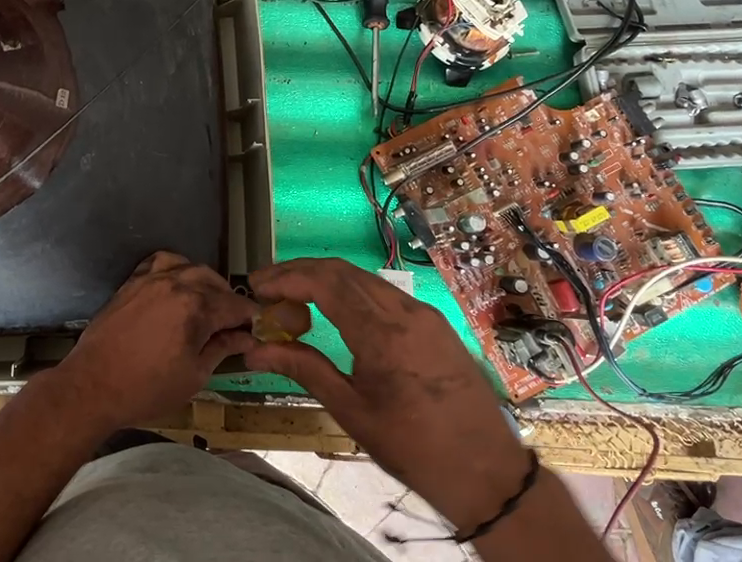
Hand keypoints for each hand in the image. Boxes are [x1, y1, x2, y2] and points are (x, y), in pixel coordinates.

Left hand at [48, 252, 258, 432]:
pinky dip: (175, 268)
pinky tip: (177, 285)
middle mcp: (175, 283)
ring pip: (189, 266)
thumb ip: (222, 349)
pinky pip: (160, 262)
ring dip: (204, 281)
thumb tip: (245, 337)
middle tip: (233, 322)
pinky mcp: (132, 282)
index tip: (257, 329)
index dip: (250, 317)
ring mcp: (151, 279)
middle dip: (228, 299)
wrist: (93, 385)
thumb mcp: (194, 376)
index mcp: (195, 307)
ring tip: (207, 303)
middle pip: (214, 281)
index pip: (235, 305)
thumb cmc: (147, 389)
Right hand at [244, 258, 530, 525]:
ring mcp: (423, 313)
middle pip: (342, 271)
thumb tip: (255, 350)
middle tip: (266, 285)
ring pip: (363, 277)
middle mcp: (404, 311)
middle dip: (299, 272)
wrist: (487, 471)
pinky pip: (383, 292)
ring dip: (325, 278)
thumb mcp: (351, 410)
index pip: (325, 283)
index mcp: (382, 333)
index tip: (257, 286)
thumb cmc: (412, 447)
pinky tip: (333, 309)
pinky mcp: (434, 322)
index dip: (286, 278)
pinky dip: (351, 290)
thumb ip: (304, 368)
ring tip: (292, 295)